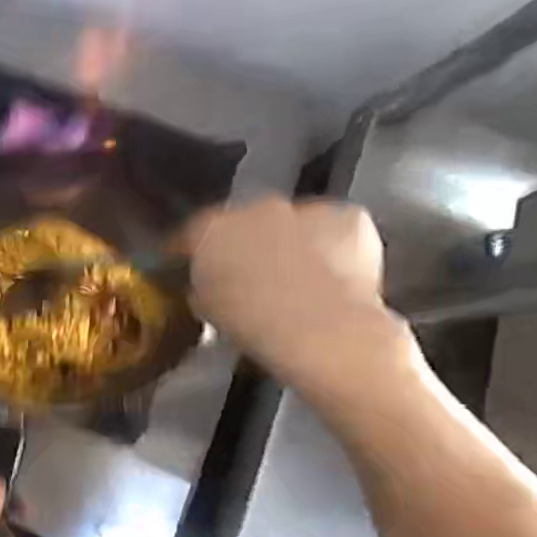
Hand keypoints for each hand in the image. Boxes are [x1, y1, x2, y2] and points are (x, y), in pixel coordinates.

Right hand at [184, 197, 406, 392]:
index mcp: (210, 230)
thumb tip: (211, 284)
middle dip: (243, 243)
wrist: (317, 327)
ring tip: (291, 278)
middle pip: (244, 221)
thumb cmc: (250, 323)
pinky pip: (332, 228)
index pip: (192, 232)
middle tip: (246, 274)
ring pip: (291, 222)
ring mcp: (304, 209)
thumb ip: (202, 284)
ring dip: (288, 242)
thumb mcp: (205, 308)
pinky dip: (330, 245)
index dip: (188, 250)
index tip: (187, 264)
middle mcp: (254, 209)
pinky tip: (329, 273)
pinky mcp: (348, 218)